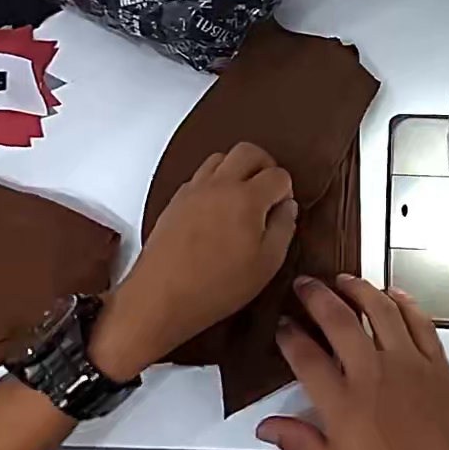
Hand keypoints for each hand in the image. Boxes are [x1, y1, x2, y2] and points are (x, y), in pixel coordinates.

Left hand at [93, 143, 297, 380]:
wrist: (160, 298)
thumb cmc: (218, 285)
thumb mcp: (267, 264)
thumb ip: (284, 228)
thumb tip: (287, 207)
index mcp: (247, 198)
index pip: (278, 175)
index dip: (287, 190)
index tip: (283, 210)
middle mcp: (220, 184)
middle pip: (248, 151)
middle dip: (265, 165)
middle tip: (269, 191)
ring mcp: (194, 190)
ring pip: (220, 158)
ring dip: (237, 168)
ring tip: (243, 197)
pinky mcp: (175, 201)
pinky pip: (200, 175)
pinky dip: (215, 181)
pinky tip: (218, 208)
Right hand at [256, 275, 448, 449]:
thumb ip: (303, 446)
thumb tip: (269, 427)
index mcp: (344, 406)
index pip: (306, 357)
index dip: (289, 336)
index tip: (281, 324)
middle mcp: (375, 375)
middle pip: (340, 321)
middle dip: (317, 297)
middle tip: (304, 283)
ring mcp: (410, 366)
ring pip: (381, 311)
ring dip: (360, 289)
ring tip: (344, 278)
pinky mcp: (439, 367)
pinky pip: (421, 324)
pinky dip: (406, 304)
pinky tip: (395, 295)